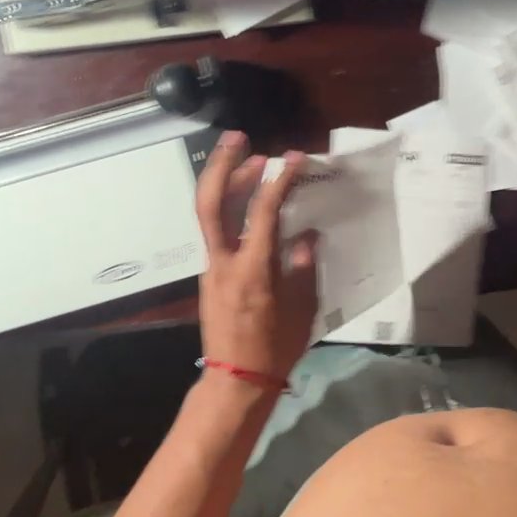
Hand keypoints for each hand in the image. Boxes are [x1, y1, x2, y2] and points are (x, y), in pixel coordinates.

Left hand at [195, 131, 318, 384]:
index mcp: (253, 270)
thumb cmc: (276, 347)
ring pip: (209, 213)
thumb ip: (303, 266)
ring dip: (225, 182)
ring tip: (250, 162)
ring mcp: (211, 267)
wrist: (237, 379)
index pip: (264, 212)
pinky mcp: (210, 274)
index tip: (296, 158)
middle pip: (210, 201)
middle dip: (222, 165)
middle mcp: (224, 262)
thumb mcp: (303, 308)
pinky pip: (216, 231)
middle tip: (239, 137)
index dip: (280, 180)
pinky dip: (229, 208)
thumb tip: (308, 234)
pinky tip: (247, 202)